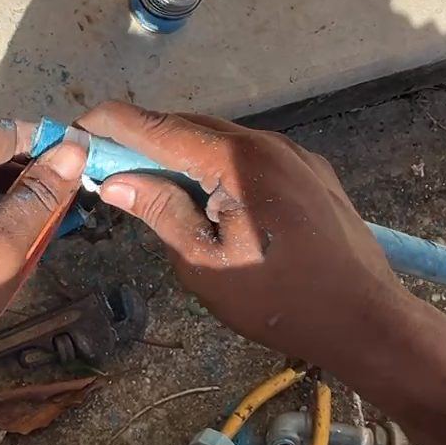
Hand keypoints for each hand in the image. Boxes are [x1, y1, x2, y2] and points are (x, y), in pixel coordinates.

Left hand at [0, 119, 87, 373]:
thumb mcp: (0, 245)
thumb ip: (38, 197)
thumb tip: (72, 150)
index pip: (6, 132)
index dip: (48, 142)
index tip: (85, 162)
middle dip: (37, 171)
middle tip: (77, 194)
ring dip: (22, 197)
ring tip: (57, 218)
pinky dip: (0, 217)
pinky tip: (21, 240)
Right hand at [77, 102, 413, 365]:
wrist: (367, 320)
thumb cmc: (277, 301)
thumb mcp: (204, 263)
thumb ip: (159, 212)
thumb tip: (113, 181)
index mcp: (234, 160)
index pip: (158, 128)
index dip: (112, 124)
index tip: (78, 126)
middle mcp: (264, 142)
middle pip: (188, 125)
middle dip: (142, 136)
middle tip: (107, 160)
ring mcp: (292, 153)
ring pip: (220, 137)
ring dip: (179, 149)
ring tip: (150, 178)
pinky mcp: (309, 169)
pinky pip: (249, 152)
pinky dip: (214, 161)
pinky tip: (207, 191)